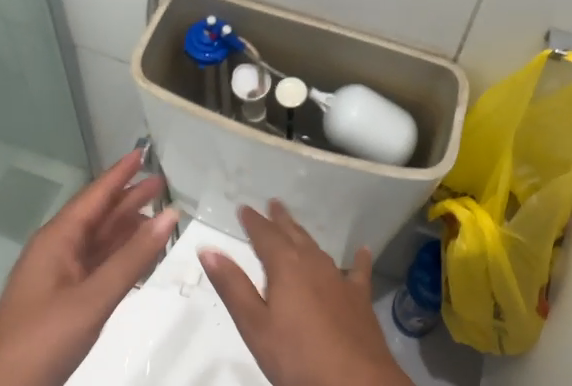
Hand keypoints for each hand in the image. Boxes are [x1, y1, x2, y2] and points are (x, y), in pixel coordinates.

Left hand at [0, 149, 178, 385]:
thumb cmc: (40, 340)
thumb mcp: (92, 298)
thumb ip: (133, 258)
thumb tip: (170, 213)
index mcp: (57, 240)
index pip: (94, 196)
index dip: (119, 174)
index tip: (143, 151)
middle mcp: (56, 252)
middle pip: (97, 217)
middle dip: (128, 200)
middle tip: (162, 183)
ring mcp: (57, 280)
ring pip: (97, 244)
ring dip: (126, 230)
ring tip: (158, 217)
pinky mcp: (60, 305)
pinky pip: (95, 269)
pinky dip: (119, 259)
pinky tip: (138, 259)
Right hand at [199, 201, 411, 385]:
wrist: (353, 380)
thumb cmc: (296, 355)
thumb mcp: (254, 325)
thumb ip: (232, 286)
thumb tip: (208, 249)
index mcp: (286, 267)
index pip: (265, 236)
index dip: (253, 221)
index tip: (244, 208)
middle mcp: (313, 263)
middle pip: (293, 235)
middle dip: (280, 220)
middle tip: (274, 203)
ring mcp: (339, 279)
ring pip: (318, 249)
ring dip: (305, 235)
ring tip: (297, 227)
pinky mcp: (359, 298)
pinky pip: (357, 271)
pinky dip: (358, 259)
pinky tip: (363, 251)